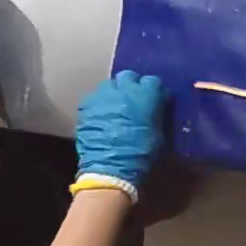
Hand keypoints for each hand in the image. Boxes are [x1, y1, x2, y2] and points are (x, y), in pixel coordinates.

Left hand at [74, 71, 168, 196]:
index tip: (154, 100)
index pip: (153, 81)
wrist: (109, 169)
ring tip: (115, 109)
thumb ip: (156, 114)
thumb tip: (156, 108)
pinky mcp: (86, 105)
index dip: (153, 91)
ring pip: (109, 86)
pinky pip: (95, 99)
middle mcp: (123, 88)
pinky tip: (101, 118)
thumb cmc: (141, 154)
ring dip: (114, 95)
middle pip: (128, 77)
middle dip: (130, 86)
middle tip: (132, 101)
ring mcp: (102, 95)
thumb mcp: (159, 134)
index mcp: (146, 94)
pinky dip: (99, 106)